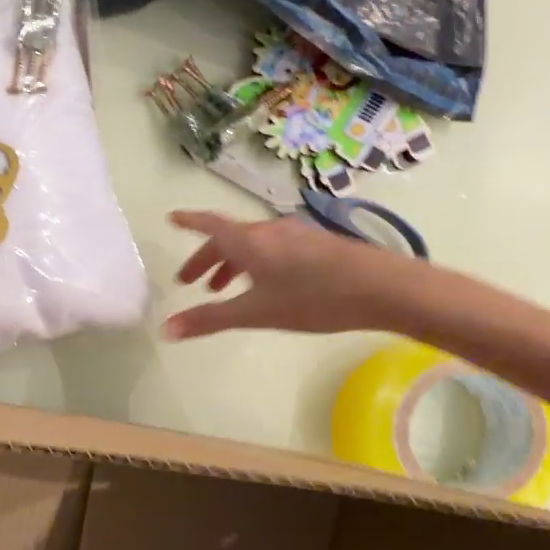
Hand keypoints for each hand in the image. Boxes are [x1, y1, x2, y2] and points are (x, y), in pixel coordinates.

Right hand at [162, 211, 422, 339]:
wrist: (385, 288)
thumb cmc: (313, 299)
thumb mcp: (256, 313)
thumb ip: (210, 320)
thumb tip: (165, 330)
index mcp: (249, 242)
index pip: (210, 226)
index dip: (190, 222)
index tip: (172, 219)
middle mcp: (270, 231)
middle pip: (230, 238)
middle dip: (206, 258)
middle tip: (189, 282)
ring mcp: (297, 236)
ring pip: (253, 244)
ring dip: (231, 263)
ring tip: (223, 289)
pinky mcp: (317, 246)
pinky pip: (273, 248)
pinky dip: (255, 263)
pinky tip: (264, 286)